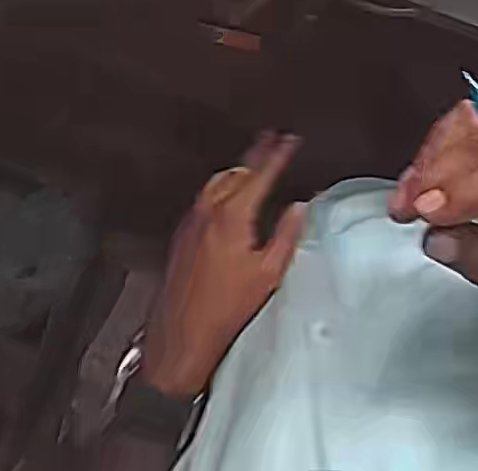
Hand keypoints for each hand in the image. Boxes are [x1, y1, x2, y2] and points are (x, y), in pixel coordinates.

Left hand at [139, 132, 307, 397]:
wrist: (179, 338)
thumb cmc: (226, 310)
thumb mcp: (268, 274)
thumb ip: (286, 235)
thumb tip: (298, 207)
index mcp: (233, 215)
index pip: (261, 174)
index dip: (278, 154)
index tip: (290, 139)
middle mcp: (209, 210)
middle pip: (237, 170)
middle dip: (257, 153)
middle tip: (273, 139)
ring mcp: (191, 220)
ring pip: (218, 180)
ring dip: (239, 168)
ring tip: (253, 162)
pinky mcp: (181, 233)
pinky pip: (204, 197)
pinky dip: (222, 186)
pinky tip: (228, 194)